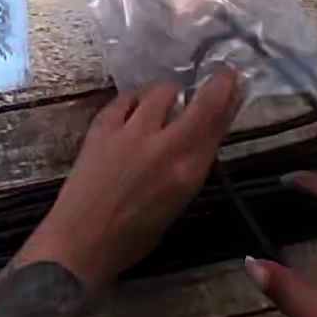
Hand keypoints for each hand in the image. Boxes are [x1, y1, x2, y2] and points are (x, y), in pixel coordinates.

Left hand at [16, 69, 242, 287]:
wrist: (80, 242)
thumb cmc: (134, 234)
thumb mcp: (177, 201)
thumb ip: (192, 164)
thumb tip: (205, 133)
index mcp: (187, 173)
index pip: (217, 126)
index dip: (230, 99)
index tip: (236, 82)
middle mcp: (164, 147)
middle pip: (200, 104)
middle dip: (216, 84)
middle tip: (221, 74)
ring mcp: (132, 133)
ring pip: (161, 92)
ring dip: (169, 93)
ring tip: (166, 101)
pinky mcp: (103, 126)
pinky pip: (126, 99)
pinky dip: (134, 101)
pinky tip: (134, 108)